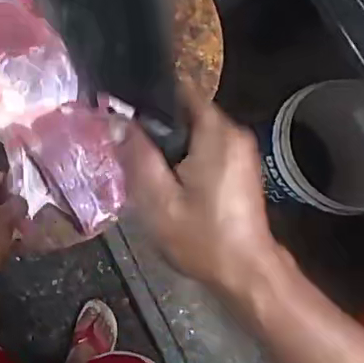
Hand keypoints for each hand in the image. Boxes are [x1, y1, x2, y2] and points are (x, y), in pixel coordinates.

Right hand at [118, 96, 280, 295]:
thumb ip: (137, 156)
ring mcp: (242, 150)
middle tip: (126, 143)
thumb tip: (118, 122)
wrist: (246, 271)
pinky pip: (207, 147)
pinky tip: (168, 180)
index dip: (149, 97)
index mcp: (217, 133)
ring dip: (170, 144)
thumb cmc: (203, 238)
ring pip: (195, 131)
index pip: (181, 90)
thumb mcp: (159, 201)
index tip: (123, 108)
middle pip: (186, 112)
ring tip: (143, 163)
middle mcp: (234, 133)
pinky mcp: (242, 167)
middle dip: (157, 126)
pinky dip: (186, 156)